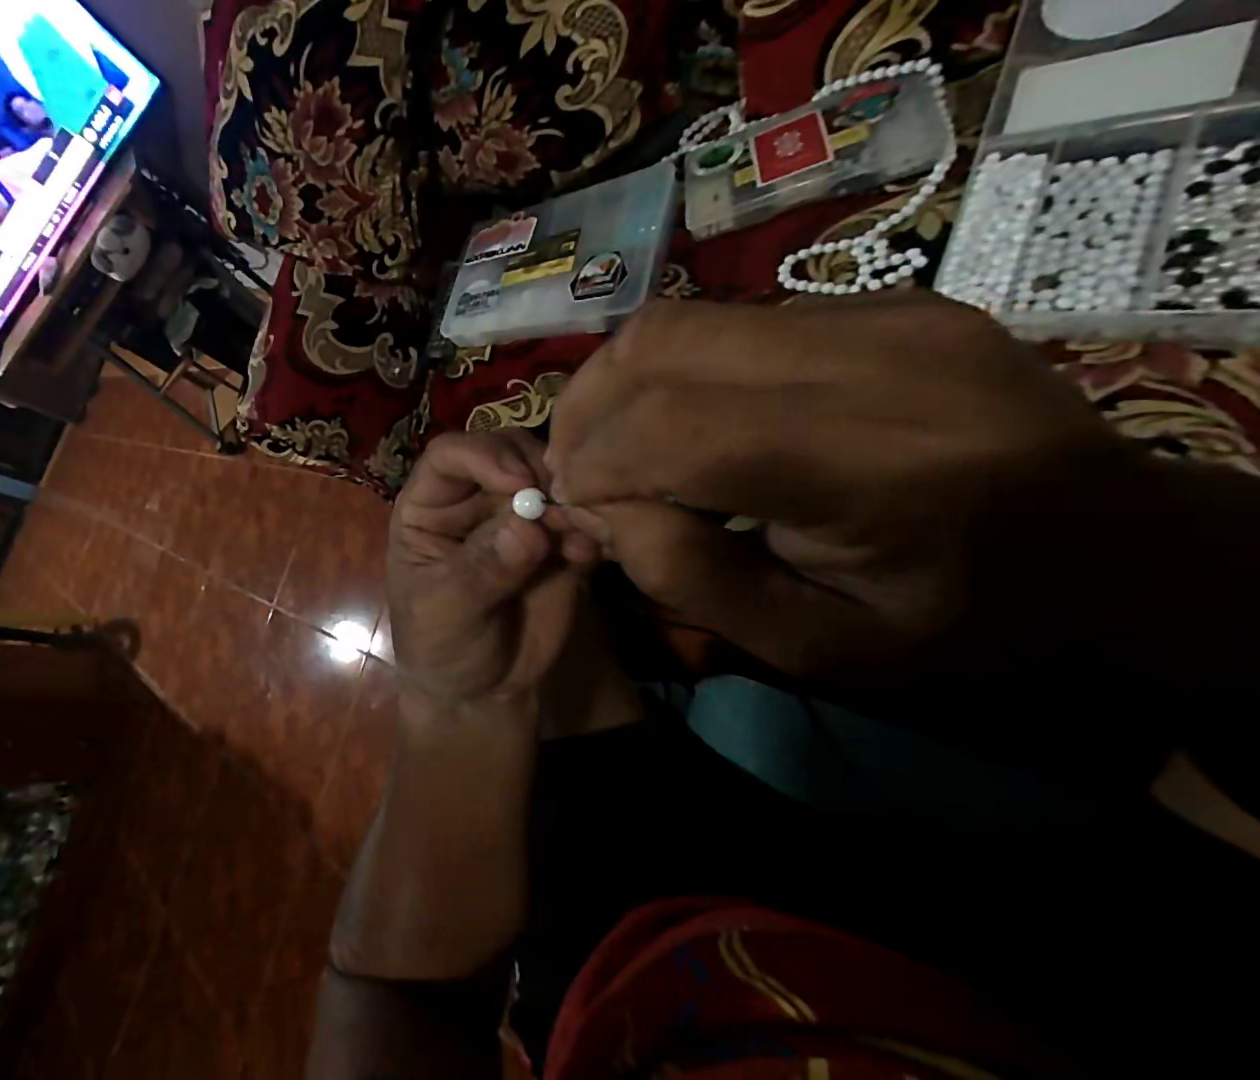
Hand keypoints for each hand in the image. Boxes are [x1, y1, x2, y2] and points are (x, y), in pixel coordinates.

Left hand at [388, 432, 597, 709]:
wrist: (480, 689)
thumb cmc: (438, 644)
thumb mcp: (445, 611)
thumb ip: (482, 569)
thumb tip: (527, 525)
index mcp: (429, 506)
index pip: (449, 455)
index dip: (483, 455)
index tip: (517, 482)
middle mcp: (475, 501)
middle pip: (509, 454)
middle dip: (538, 471)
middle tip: (557, 505)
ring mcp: (520, 520)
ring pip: (553, 482)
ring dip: (572, 499)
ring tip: (576, 538)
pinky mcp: (560, 545)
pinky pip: (583, 522)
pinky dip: (593, 530)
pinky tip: (589, 557)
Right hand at [548, 291, 1149, 677]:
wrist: (1125, 555)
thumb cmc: (961, 627)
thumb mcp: (811, 646)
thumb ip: (687, 578)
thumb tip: (603, 507)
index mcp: (878, 466)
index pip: (676, 429)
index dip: (594, 465)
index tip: (573, 506)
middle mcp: (881, 361)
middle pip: (659, 346)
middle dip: (585, 411)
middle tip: (574, 471)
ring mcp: (884, 316)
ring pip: (679, 322)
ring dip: (615, 386)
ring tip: (609, 447)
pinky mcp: (878, 303)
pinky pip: (723, 324)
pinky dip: (668, 375)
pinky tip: (678, 424)